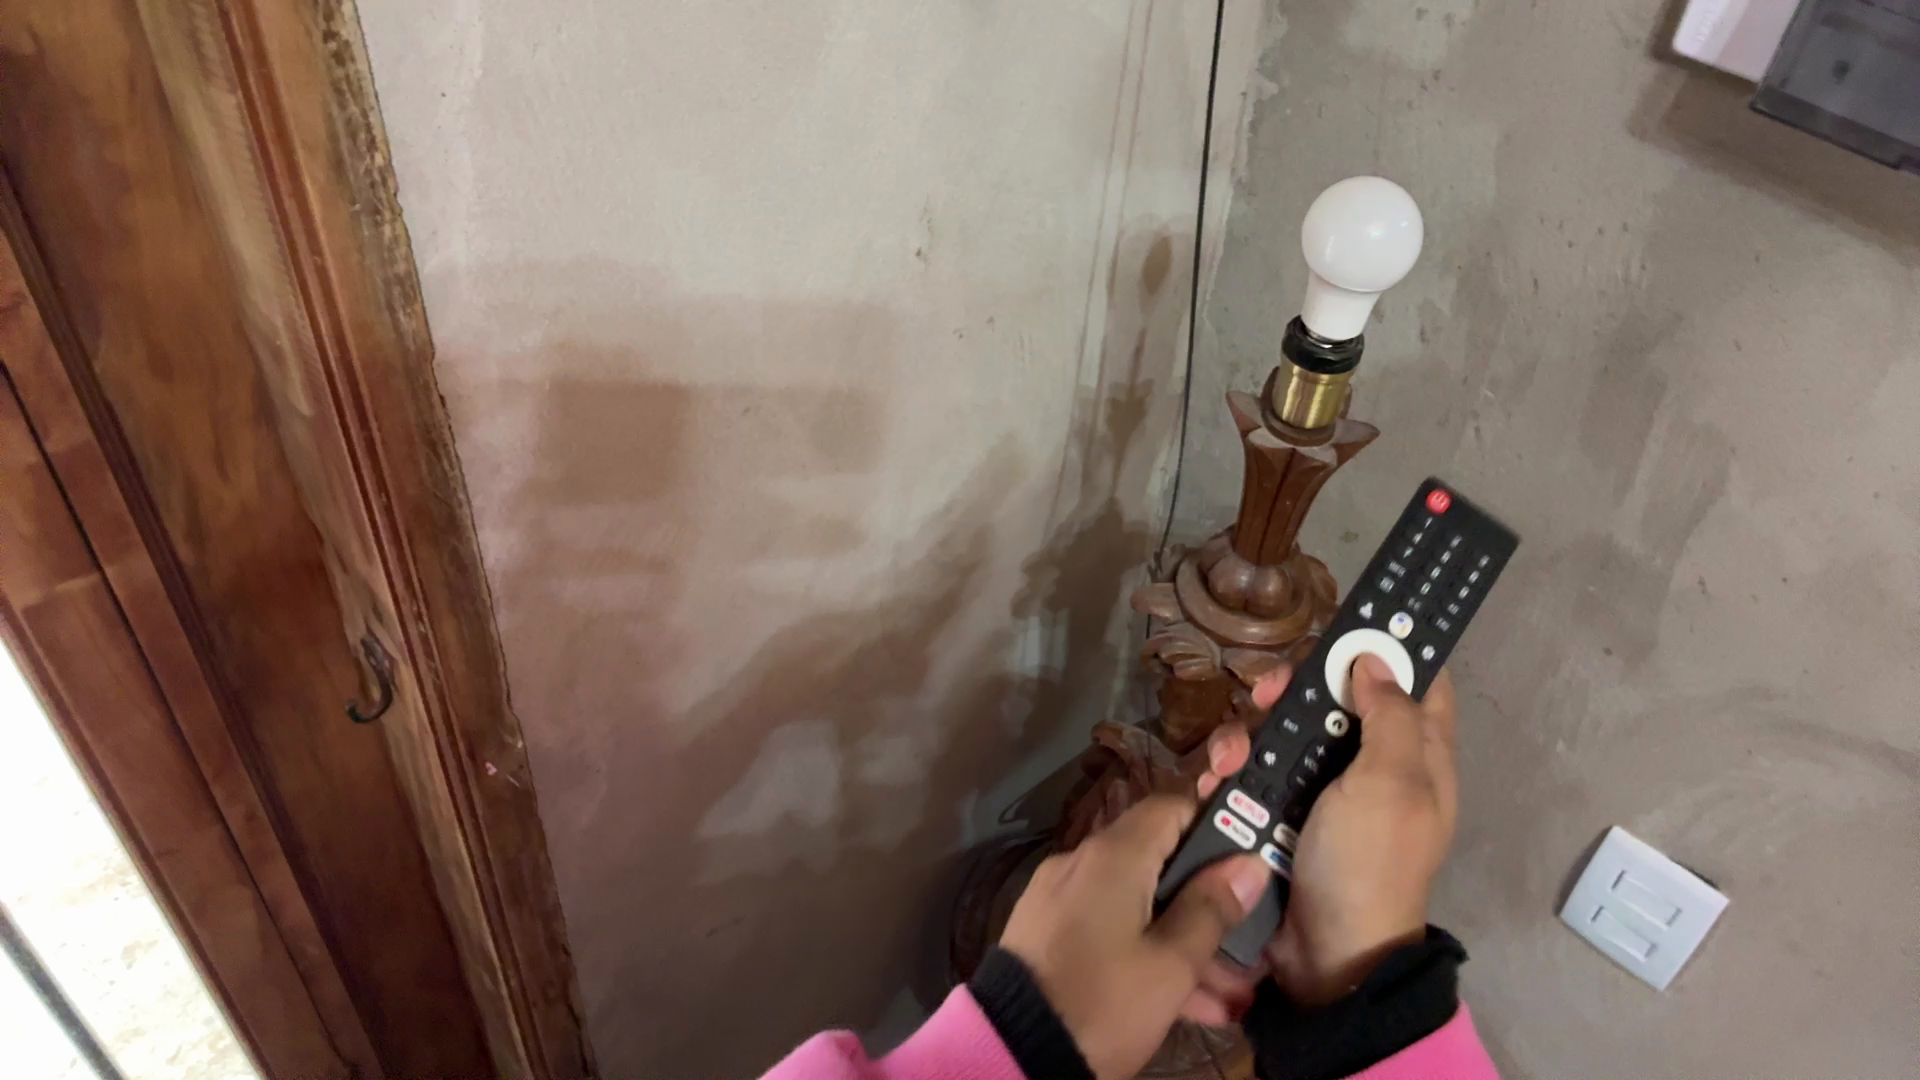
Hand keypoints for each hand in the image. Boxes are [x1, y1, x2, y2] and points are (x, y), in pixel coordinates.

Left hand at [997, 795, 1270, 1079]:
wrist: (1014, 1045)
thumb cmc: (1103, 999)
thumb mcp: (1170, 964)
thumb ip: (1211, 909)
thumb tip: (1248, 863)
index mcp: (1114, 854)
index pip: (1170, 807)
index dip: (1213, 822)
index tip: (1248, 854)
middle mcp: (1083, 860)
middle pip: (1156, 858)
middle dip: (1204, 899)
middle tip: (1246, 941)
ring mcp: (1062, 893)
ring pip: (1136, 899)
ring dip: (1181, 935)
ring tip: (1228, 991)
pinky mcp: (1051, 927)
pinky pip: (1108, 922)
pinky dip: (1144, 947)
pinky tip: (1183, 1001)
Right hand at [1190, 654, 1458, 1010]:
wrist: (1326, 951)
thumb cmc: (1369, 861)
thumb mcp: (1391, 786)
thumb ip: (1390, 718)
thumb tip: (1376, 658)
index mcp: (1415, 755)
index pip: (1417, 682)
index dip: (1386, 648)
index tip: (1344, 626)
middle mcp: (1369, 762)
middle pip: (1332, 696)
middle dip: (1293, 689)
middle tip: (1266, 692)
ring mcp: (1320, 786)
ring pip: (1282, 729)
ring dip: (1248, 734)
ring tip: (1227, 759)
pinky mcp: (1279, 807)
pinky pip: (1252, 769)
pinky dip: (1231, 770)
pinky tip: (1216, 782)